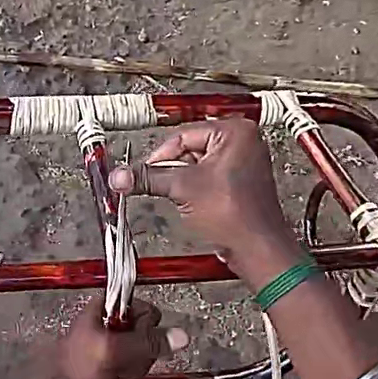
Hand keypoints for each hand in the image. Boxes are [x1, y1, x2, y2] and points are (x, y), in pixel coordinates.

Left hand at [53, 299, 188, 378]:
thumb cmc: (80, 366)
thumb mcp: (115, 350)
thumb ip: (149, 342)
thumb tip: (182, 336)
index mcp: (107, 306)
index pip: (145, 308)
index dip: (146, 325)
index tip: (135, 340)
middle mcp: (111, 319)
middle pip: (147, 329)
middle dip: (142, 348)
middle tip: (124, 360)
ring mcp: (113, 339)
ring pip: (144, 348)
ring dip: (136, 363)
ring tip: (118, 371)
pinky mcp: (114, 357)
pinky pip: (136, 361)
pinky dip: (131, 371)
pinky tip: (119, 378)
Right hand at [107, 118, 298, 284]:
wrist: (256, 247)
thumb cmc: (235, 215)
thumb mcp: (182, 188)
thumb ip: (148, 178)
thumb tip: (121, 175)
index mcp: (235, 131)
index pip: (183, 135)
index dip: (161, 156)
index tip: (147, 171)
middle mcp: (244, 142)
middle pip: (190, 150)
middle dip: (176, 171)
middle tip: (172, 188)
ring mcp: (245, 163)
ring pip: (199, 166)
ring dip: (187, 183)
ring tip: (193, 200)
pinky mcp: (242, 183)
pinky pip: (211, 180)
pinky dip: (199, 191)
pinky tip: (201, 206)